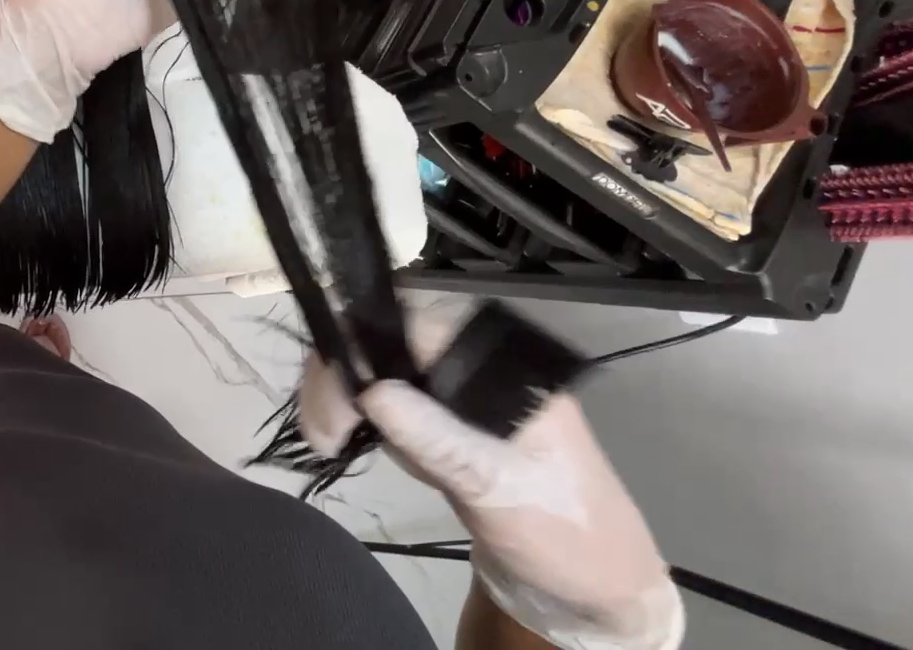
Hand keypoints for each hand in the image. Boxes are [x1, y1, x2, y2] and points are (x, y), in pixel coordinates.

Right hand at [301, 303, 685, 649]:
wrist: (589, 590)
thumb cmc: (564, 535)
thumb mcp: (500, 488)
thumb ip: (439, 439)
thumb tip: (371, 393)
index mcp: (498, 363)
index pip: (409, 324)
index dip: (358, 347)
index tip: (333, 403)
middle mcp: (471, 360)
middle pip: (380, 338)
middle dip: (340, 378)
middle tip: (324, 434)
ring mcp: (452, 385)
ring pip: (370, 363)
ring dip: (340, 397)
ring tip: (331, 441)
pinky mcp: (438, 410)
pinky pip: (379, 392)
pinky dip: (355, 414)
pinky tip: (352, 439)